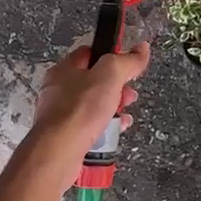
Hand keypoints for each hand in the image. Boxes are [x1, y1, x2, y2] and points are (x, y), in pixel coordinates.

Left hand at [29, 42, 148, 188]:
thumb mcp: (111, 75)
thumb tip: (142, 49)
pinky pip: (88, 126)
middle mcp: (58, 91)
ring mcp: (59, 115)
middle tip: (129, 94)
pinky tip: (115, 131)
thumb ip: (128, 61)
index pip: (89, 53)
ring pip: (92, 106)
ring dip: (112, 108)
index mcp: (64, 70)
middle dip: (116, 87)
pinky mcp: (64, 136)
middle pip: (93, 82)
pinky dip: (103, 127)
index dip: (111, 56)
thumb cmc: (80, 109)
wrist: (60, 151)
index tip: (127, 65)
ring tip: (124, 115)